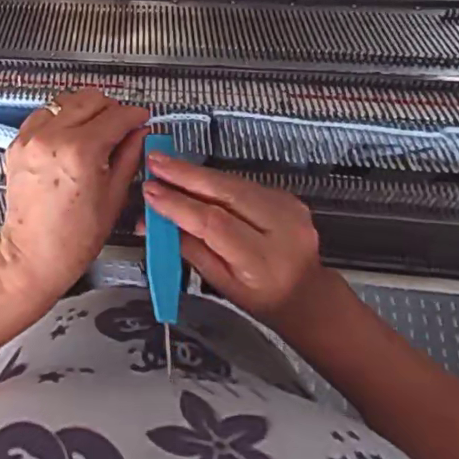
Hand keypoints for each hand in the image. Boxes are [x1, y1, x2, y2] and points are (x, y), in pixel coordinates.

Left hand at [0, 89, 150, 301]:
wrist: (33, 254)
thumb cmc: (72, 237)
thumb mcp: (114, 195)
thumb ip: (129, 155)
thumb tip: (140, 133)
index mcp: (81, 151)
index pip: (116, 114)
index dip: (134, 115)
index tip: (141, 118)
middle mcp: (53, 138)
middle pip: (91, 98)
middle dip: (111, 108)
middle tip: (121, 124)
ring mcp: (32, 138)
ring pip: (66, 100)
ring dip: (84, 109)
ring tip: (95, 130)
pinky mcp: (18, 144)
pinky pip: (44, 114)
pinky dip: (60, 118)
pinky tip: (70, 136)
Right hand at [142, 156, 326, 322]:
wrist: (307, 293)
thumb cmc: (260, 297)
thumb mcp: (221, 282)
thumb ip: (189, 247)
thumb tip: (152, 221)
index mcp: (262, 260)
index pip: (215, 224)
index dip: (179, 204)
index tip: (150, 191)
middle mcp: (280, 228)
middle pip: (226, 192)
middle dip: (185, 175)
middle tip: (154, 161)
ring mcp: (287, 207)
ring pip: (233, 182)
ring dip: (196, 173)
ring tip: (165, 164)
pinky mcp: (286, 195)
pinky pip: (242, 183)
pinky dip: (214, 179)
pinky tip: (191, 174)